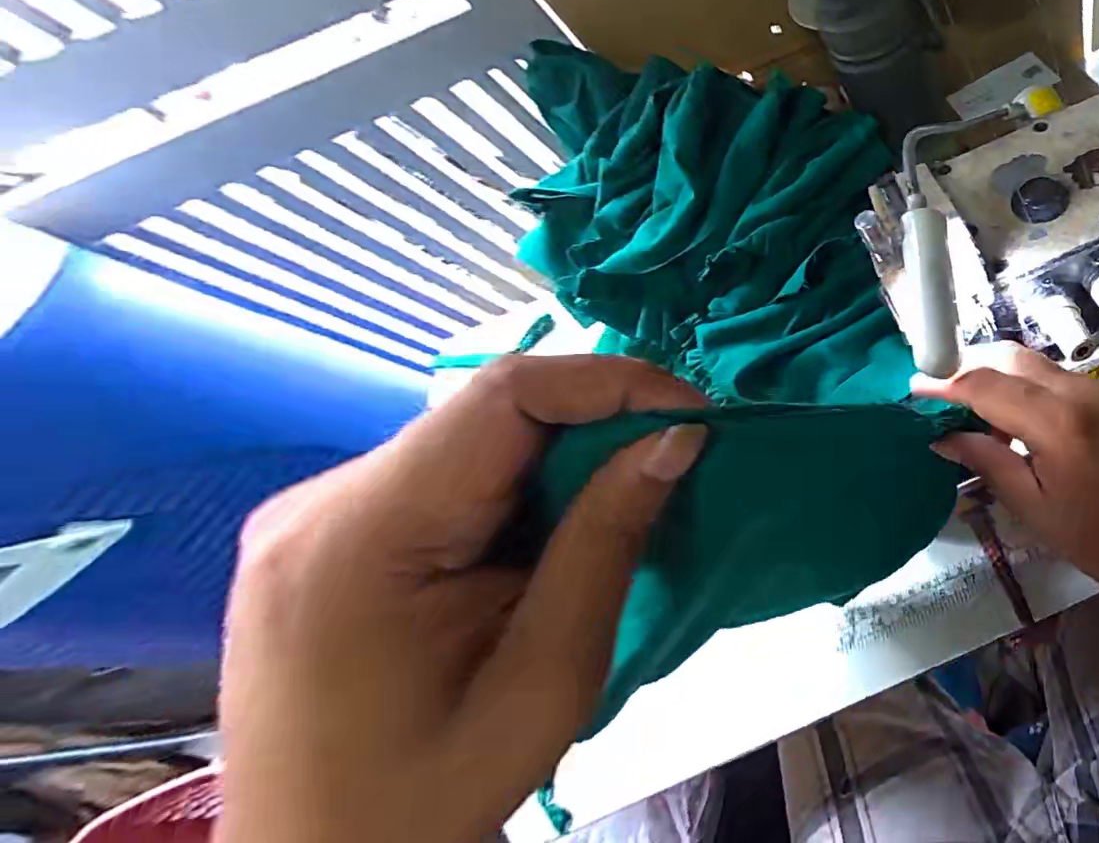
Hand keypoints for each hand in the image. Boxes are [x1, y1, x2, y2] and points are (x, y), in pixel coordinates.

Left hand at [215, 355, 708, 842]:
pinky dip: (543, 475)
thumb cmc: (435, 793)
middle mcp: (327, 501)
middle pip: (500, 407)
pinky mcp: (350, 524)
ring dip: (579, 449)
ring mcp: (329, 509)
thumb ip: (610, 538)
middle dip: (608, 418)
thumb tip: (680, 435)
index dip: (616, 382)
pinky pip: (471, 463)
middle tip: (681, 454)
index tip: (695, 417)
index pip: (506, 396)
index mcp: (358, 536)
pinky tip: (570, 520)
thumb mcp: (550, 674)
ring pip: (491, 431)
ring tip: (635, 489)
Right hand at [911, 342, 1098, 615]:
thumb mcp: (1038, 509)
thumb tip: (943, 438)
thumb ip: (987, 462)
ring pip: (1035, 365)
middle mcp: (1081, 389)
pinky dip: (1029, 390)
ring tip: (978, 420)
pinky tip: (1019, 425)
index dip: (946, 384)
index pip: (987, 384)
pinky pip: (1059, 380)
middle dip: (971, 370)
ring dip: (1000, 381)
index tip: (914, 388)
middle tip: (943, 401)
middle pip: (1011, 358)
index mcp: (1060, 421)